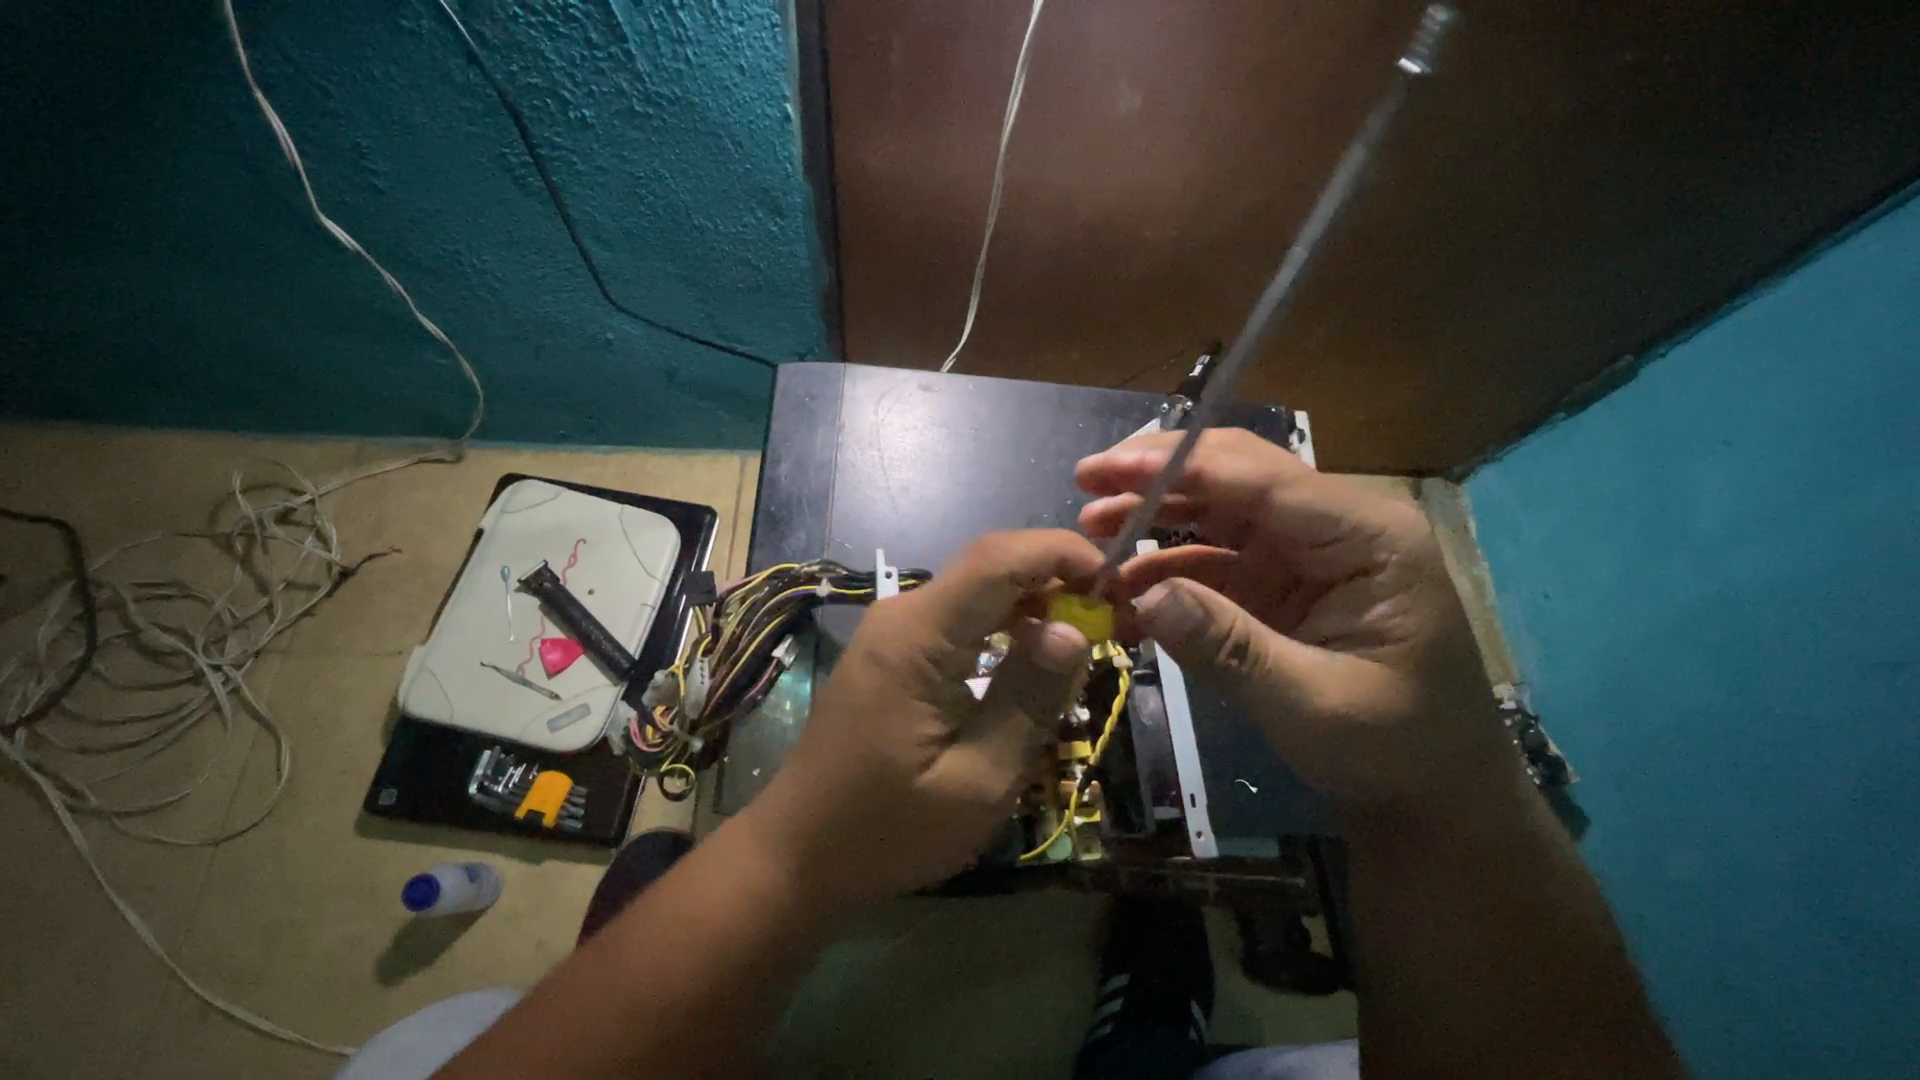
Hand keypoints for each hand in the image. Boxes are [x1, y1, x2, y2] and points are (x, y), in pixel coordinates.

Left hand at [740, 530, 1101, 910]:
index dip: (1063, 555)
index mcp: (918, 635)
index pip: (999, 558)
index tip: (1119, 586)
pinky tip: (1032, 664)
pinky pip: (959, 621)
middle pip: (991, 567)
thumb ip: (1029, 699)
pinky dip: (1004, 629)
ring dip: (1035, 606)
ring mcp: (893, 632)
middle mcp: (903, 615)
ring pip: (978, 592)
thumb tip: (1074, 630)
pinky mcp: (893, 654)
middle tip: (1115, 623)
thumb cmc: (889, 829)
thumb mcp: (978, 780)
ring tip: (1085, 644)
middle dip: (1058, 581)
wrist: (800, 854)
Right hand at [1076, 429, 1506, 814]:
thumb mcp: (1310, 702)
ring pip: (1216, 512)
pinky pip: (1211, 562)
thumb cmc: (1394, 748)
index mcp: (1366, 535)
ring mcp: (1302, 554)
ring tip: (1092, 535)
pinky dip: (1165, 573)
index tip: (1107, 468)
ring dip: (1154, 519)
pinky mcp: (1277, 586)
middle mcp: (1333, 527)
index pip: (1263, 479)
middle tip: (1086, 483)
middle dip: (1158, 478)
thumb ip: (1227, 646)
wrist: (1431, 797)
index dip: (1179, 467)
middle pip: (1236, 477)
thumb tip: (1141, 594)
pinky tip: (1123, 593)